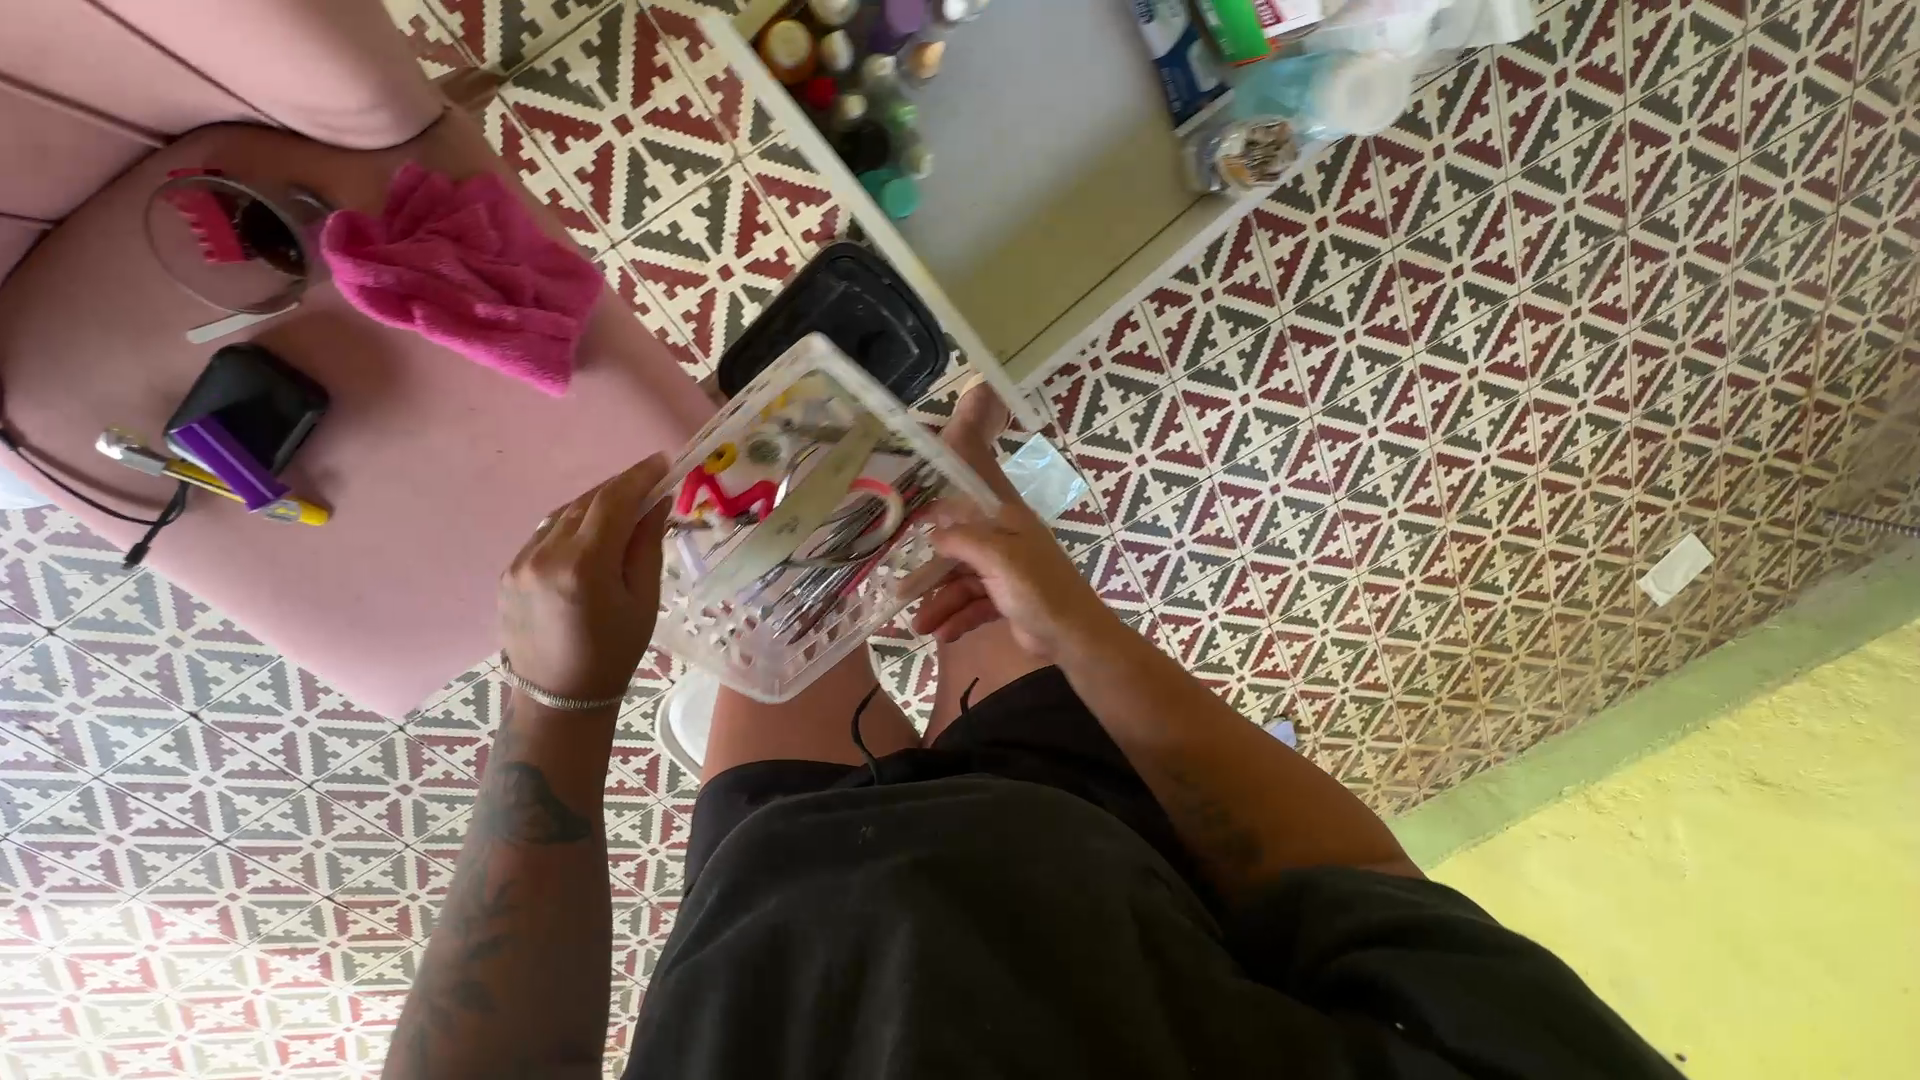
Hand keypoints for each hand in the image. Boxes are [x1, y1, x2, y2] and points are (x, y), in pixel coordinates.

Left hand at [498, 455, 670, 701]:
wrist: (559, 697)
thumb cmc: (614, 653)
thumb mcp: (643, 600)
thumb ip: (646, 546)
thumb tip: (657, 503)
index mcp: (583, 566)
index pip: (613, 502)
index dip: (639, 477)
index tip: (662, 461)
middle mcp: (544, 555)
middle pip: (587, 502)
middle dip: (620, 486)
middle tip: (651, 478)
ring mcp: (520, 562)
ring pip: (563, 514)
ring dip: (596, 501)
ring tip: (625, 500)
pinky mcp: (508, 572)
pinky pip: (545, 533)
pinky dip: (573, 522)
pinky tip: (592, 527)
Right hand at [911, 497, 1119, 662]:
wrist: (1072, 634)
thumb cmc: (1037, 588)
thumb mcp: (999, 557)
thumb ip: (963, 540)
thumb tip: (934, 534)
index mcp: (1007, 523)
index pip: (966, 510)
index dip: (938, 515)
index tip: (908, 523)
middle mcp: (1004, 544)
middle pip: (958, 555)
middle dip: (931, 577)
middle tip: (901, 594)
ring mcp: (1005, 574)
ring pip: (962, 585)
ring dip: (942, 605)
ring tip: (921, 627)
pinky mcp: (1005, 601)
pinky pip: (974, 606)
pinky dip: (959, 619)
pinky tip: (944, 635)